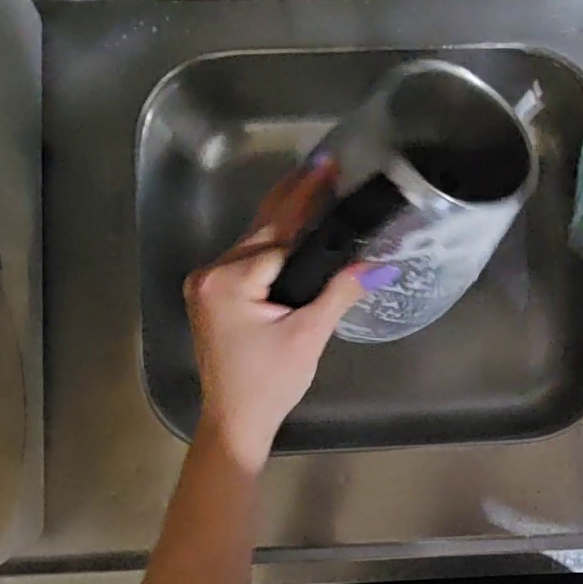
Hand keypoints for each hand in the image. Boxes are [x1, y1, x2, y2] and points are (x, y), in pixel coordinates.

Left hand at [184, 156, 393, 470]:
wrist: (235, 420)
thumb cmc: (270, 384)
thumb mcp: (308, 336)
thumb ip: (339, 292)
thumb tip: (377, 264)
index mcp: (228, 281)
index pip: (280, 237)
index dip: (309, 205)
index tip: (328, 169)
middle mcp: (209, 274)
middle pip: (262, 231)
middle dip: (294, 199)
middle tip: (323, 164)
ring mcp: (205, 284)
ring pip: (253, 243)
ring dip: (283, 220)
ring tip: (313, 185)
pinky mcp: (211, 295)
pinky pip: (246, 260)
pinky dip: (271, 245)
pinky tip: (291, 228)